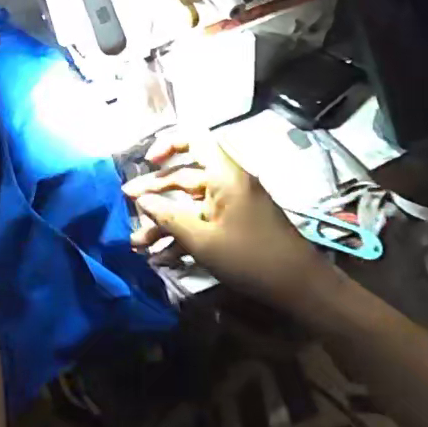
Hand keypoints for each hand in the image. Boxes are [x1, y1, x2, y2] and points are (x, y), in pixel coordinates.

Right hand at [122, 130, 331, 305]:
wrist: (300, 287)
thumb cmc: (250, 257)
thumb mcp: (203, 240)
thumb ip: (169, 217)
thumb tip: (141, 200)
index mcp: (225, 175)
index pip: (194, 140)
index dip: (168, 145)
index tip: (147, 162)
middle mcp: (229, 183)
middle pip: (185, 177)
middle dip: (155, 194)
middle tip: (127, 206)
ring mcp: (233, 205)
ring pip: (191, 205)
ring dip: (165, 222)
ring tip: (138, 243)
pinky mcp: (236, 225)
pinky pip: (203, 222)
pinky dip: (184, 235)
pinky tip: (162, 257)